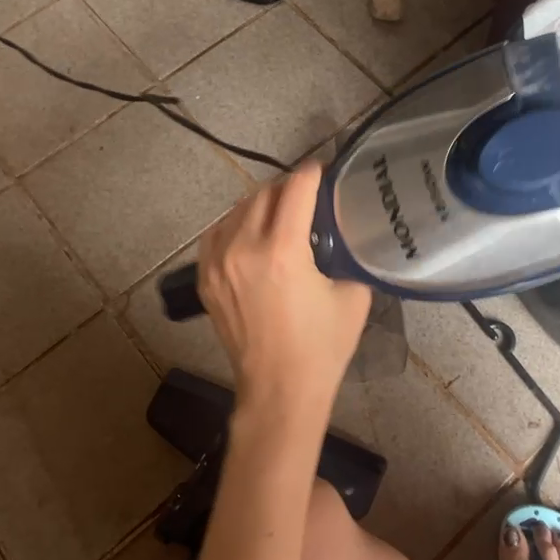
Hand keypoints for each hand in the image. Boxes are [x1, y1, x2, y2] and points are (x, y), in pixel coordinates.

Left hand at [196, 162, 371, 412]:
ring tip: (279, 214)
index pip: (295, 189)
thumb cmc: (321, 346)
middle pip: (264, 194)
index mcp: (283, 251)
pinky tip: (250, 233)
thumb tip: (340, 237)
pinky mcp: (207, 278)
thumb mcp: (352, 297)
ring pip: (237, 211)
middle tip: (306, 196)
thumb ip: (345, 257)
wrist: (279, 389)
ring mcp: (219, 263)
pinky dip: (235, 226)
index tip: (322, 170)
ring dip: (260, 205)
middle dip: (287, 189)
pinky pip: (217, 234)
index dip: (312, 173)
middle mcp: (244, 249)